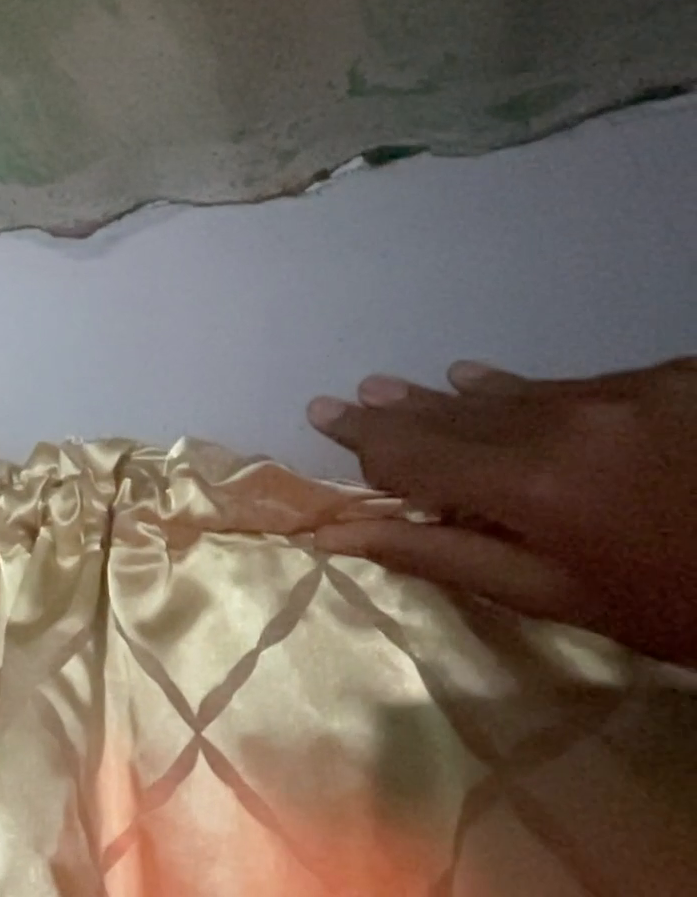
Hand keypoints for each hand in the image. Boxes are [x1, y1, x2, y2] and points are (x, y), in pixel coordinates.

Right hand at [306, 357, 696, 663]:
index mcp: (529, 484)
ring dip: (460, 396)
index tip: (324, 414)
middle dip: (403, 410)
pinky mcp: (678, 378)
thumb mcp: (565, 596)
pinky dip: (534, 395)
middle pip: (455, 412)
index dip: (364, 436)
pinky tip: (503, 387)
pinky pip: (578, 386)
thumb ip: (444, 555)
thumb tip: (335, 534)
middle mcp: (565, 423)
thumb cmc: (689, 604)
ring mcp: (627, 392)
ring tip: (422, 387)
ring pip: (514, 393)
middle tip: (357, 396)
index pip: (411, 450)